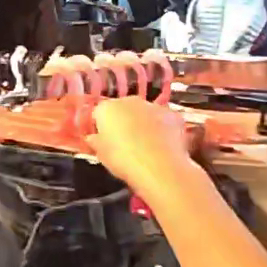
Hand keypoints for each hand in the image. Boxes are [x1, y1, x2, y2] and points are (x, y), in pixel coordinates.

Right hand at [86, 97, 201, 205]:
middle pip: (122, 109)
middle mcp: (129, 101)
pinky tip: (163, 146)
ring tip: (145, 147)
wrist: (159, 166)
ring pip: (144, 113)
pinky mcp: (173, 115)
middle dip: (123, 122)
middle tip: (124, 144)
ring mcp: (153, 106)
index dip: (100, 127)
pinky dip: (162, 129)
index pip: (98, 114)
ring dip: (143, 124)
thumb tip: (93, 138)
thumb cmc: (122, 159)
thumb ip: (95, 141)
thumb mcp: (100, 154)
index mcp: (107, 108)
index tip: (103, 142)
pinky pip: (163, 120)